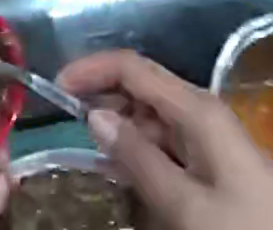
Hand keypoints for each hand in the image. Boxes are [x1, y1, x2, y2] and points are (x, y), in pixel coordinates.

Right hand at [58, 50, 272, 229]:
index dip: (94, 69)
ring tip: (92, 152)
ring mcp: (211, 137)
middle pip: (143, 88)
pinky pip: (169, 144)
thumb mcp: (186, 206)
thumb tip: (96, 116)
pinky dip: (143, 152)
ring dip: (122, 129)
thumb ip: (139, 159)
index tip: (57, 89)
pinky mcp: (216, 163)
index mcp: (197, 107)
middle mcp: (202, 111)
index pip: (134, 67)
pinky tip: (126, 173)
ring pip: (154, 118)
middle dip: (105, 98)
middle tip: (70, 126)